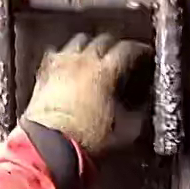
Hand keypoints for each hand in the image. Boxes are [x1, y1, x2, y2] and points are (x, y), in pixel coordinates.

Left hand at [21, 33, 150, 155]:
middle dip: (115, 45)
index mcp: (106, 72)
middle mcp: (83, 61)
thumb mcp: (125, 131)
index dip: (140, 50)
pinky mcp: (43, 75)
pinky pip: (55, 55)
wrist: (48, 148)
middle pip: (103, 40)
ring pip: (78, 42)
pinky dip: (66, 56)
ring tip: (95, 56)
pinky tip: (69, 66)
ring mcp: (60, 65)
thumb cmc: (87, 141)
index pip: (128, 48)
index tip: (145, 55)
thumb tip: (143, 105)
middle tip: (121, 56)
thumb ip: (138, 113)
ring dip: (90, 46)